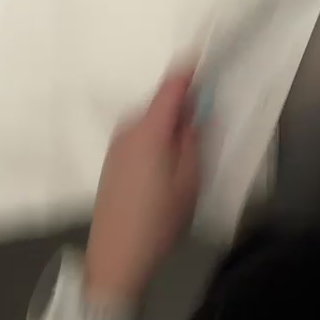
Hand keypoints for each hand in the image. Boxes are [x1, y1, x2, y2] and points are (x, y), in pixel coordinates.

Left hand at [84, 67, 202, 302]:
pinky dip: (156, 140)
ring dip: (170, 127)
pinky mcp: (112, 161)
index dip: (191, 68)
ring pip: (152, 121)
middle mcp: (129, 129)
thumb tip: (197, 110)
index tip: (207, 56)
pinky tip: (164, 172)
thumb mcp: (190, 178)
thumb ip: (195, 136)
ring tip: (184, 163)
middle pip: (162, 103)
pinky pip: (141, 136)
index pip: (172, 84)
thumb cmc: (159, 220)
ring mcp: (117, 145)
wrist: (114, 262)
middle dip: (185, 109)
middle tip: (204, 133)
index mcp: (150, 129)